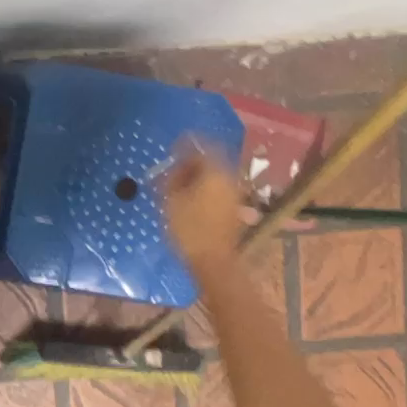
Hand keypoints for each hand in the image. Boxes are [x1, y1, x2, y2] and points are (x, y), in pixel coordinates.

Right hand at [163, 139, 247, 274]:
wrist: (213, 261)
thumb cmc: (189, 229)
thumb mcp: (171, 201)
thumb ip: (172, 178)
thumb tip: (174, 168)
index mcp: (215, 172)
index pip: (203, 147)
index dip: (187, 145)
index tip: (173, 147)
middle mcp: (230, 178)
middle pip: (212, 160)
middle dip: (193, 162)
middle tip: (175, 167)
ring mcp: (235, 194)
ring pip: (216, 176)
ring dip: (200, 176)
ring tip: (181, 184)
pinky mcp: (235, 208)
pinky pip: (219, 189)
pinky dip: (206, 188)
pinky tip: (192, 198)